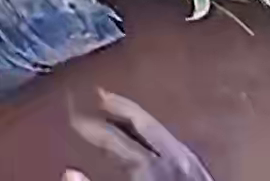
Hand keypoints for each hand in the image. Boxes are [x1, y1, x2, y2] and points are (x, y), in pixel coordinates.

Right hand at [65, 91, 213, 180]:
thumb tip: (70, 172)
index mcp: (154, 173)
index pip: (117, 140)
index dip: (91, 127)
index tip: (73, 118)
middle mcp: (179, 168)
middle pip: (148, 128)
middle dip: (122, 109)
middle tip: (99, 96)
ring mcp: (198, 178)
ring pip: (168, 140)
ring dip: (143, 126)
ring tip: (123, 118)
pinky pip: (183, 156)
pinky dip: (164, 145)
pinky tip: (159, 151)